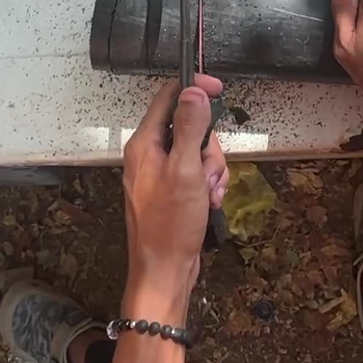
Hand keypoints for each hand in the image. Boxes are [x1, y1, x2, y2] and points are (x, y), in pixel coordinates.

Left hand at [120, 74, 227, 320]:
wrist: (164, 273)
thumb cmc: (170, 226)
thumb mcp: (185, 170)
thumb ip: (190, 127)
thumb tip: (193, 92)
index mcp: (144, 143)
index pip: (168, 97)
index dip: (193, 89)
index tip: (217, 89)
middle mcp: (149, 154)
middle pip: (190, 125)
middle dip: (209, 147)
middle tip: (207, 171)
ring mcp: (161, 173)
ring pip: (198, 151)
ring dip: (212, 170)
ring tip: (208, 193)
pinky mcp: (173, 190)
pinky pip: (198, 173)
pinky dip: (208, 185)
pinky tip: (208, 203)